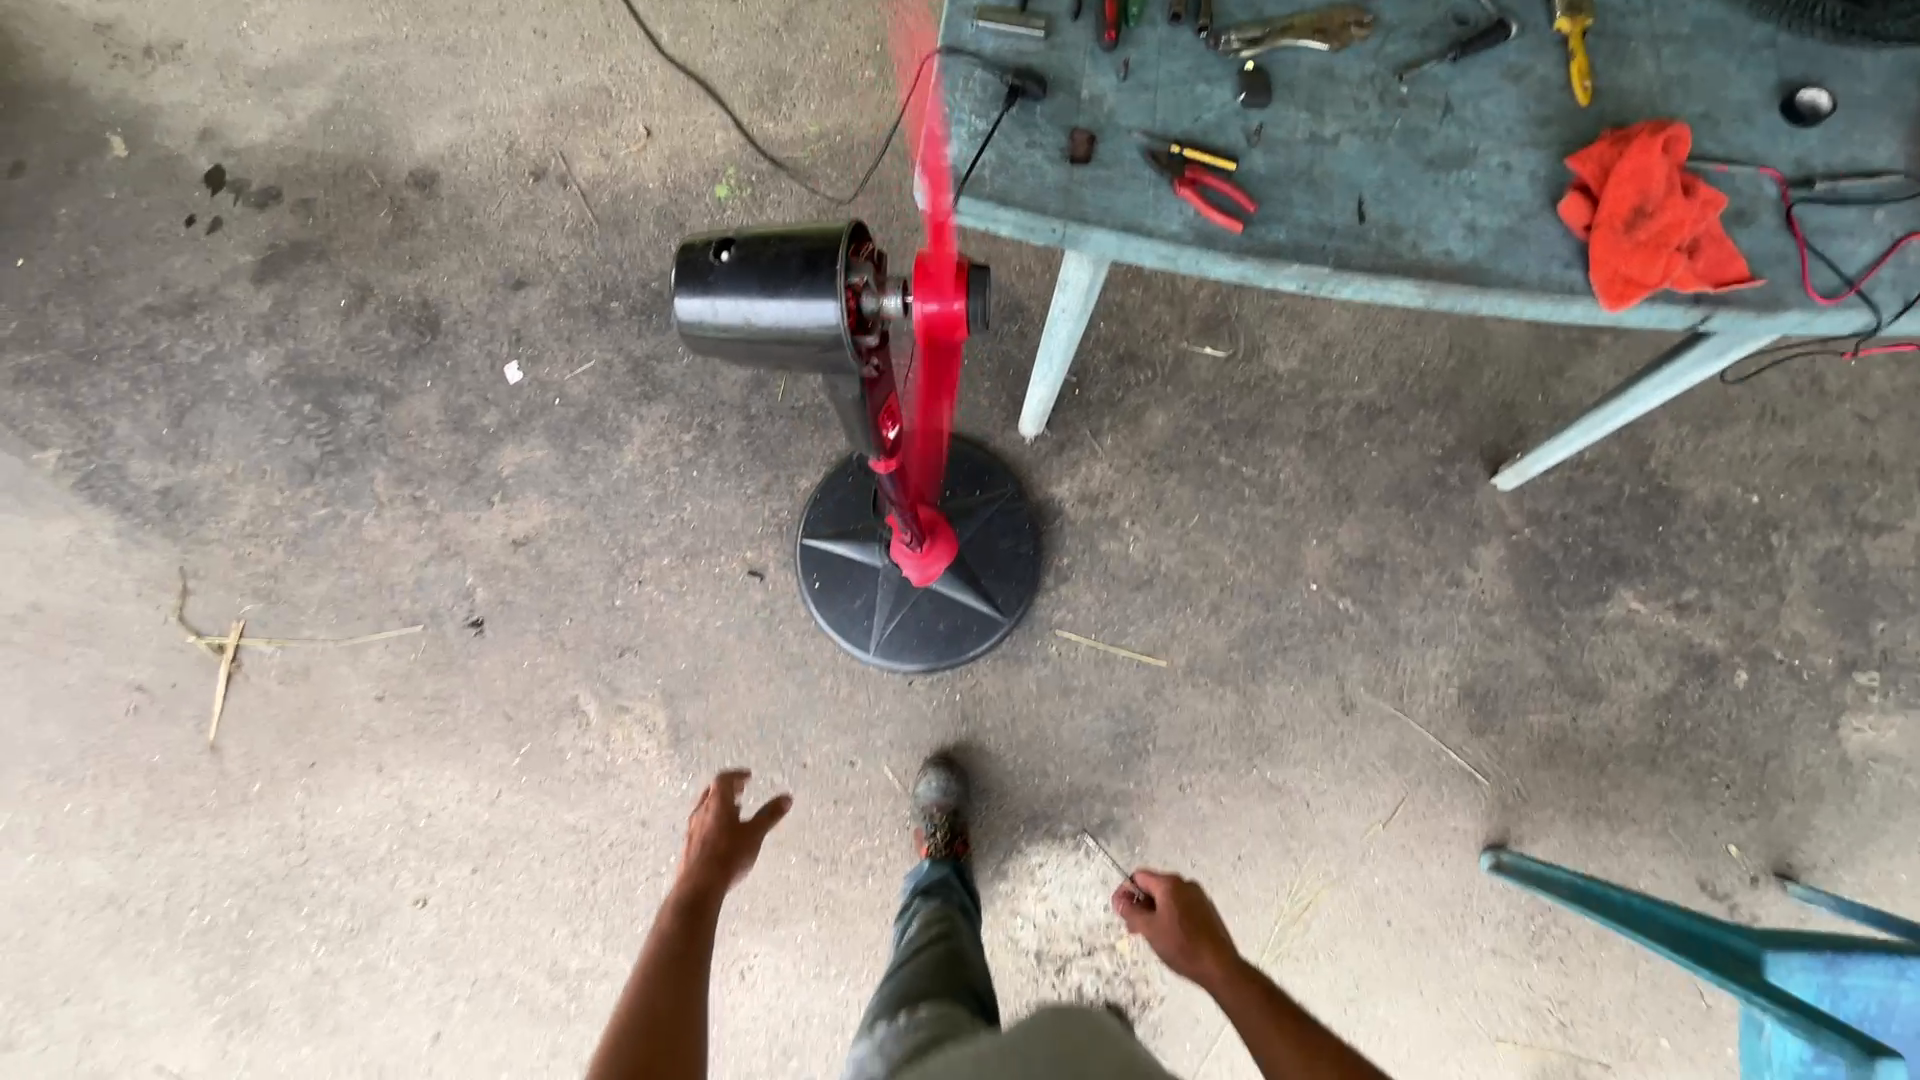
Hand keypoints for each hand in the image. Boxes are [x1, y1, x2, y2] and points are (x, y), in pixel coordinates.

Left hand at [675, 770, 791, 899]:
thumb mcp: (755, 833)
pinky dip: (714, 821)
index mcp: (717, 803)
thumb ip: (770, 815)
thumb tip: (787, 798)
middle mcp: (701, 812)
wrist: (698, 886)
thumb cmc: (729, 855)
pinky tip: (724, 835)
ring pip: (705, 809)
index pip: (723, 779)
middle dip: (727, 788)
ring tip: (735, 811)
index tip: (748, 777)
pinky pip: (702, 824)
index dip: (736, 775)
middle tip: (741, 790)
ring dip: (720, 806)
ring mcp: (692, 829)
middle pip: (712, 792)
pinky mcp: (689, 846)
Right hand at [1112, 869, 1240, 988]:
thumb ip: (1130, 911)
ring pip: (1167, 897)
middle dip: (1139, 904)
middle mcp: (1185, 884)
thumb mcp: (1149, 929)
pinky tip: (1169, 936)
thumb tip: (1119, 900)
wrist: (1220, 967)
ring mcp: (1198, 897)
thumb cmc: (1181, 946)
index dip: (1125, 891)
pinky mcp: (1207, 910)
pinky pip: (1181, 906)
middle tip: (1132, 927)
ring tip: (1149, 934)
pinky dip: (1169, 915)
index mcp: (1170, 884)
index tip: (1120, 911)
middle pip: (1153, 886)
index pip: (1138, 877)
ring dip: (1153, 911)